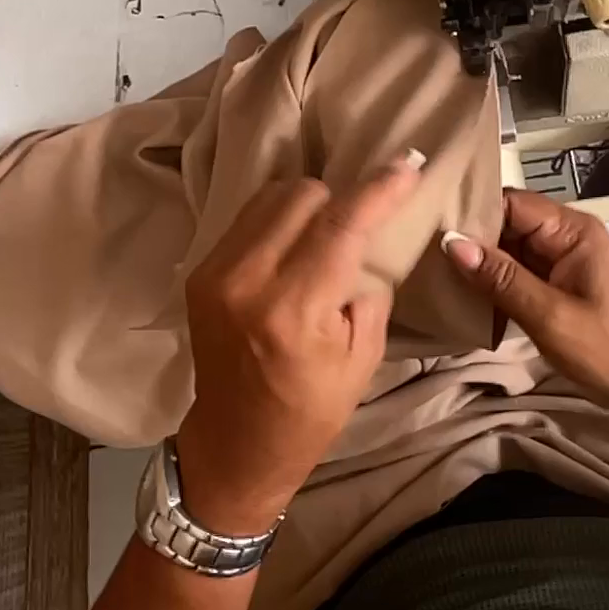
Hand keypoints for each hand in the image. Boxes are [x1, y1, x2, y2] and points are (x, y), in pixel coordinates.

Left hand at [175, 152, 424, 534]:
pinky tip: (292, 244)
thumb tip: (368, 233)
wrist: (233, 445)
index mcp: (293, 310)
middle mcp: (247, 281)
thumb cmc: (310, 411)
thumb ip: (368, 285)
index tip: (409, 164)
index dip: (379, 189)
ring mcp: (215, 272)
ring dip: (308, 204)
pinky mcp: (199, 271)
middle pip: (303, 195)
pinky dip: (279, 219)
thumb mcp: (362, 356)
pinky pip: (248, 216)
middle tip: (359, 225)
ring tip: (324, 234)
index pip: (341, 225)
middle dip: (340, 200)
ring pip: (272, 196)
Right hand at [442, 188, 608, 444]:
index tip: (433, 224)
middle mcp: (568, 235)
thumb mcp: (549, 316)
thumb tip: (451, 242)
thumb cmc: (608, 352)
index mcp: (574, 230)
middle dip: (473, 235)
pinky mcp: (560, 283)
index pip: (512, 202)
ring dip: (482, 259)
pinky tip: (466, 288)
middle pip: (509, 221)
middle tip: (427, 248)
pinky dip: (496, 278)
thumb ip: (500, 277)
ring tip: (436, 266)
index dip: (474, 211)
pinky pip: (520, 269)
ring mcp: (564, 259)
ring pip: (511, 246)